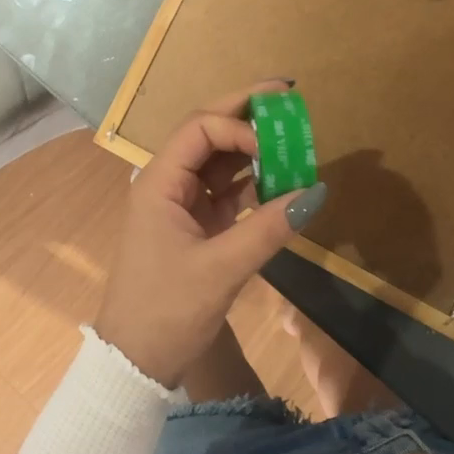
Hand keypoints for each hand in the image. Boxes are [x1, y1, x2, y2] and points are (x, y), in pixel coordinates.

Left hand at [93, 80, 327, 387]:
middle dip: (245, 113)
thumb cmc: (168, 309)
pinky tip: (281, 180)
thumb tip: (316, 191)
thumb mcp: (221, 270)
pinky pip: (226, 190)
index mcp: (159, 181)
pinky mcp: (196, 225)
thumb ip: (268, 228)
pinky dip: (252, 183)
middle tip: (287, 92)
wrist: (136, 361)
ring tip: (292, 137)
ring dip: (252, 149)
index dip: (239, 127)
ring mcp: (182, 203)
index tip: (274, 146)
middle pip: (207, 133)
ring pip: (218, 160)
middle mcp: (168, 182)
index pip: (200, 128)